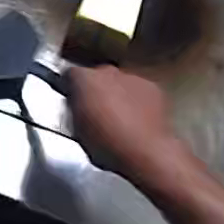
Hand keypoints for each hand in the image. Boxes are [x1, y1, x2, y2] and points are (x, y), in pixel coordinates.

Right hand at [66, 64, 197, 195]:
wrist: (147, 152)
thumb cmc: (106, 144)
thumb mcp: (77, 130)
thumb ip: (74, 110)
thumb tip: (77, 105)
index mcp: (83, 79)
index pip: (70, 75)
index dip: (72, 89)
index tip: (74, 103)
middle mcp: (107, 71)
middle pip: (97, 76)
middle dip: (96, 91)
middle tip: (97, 113)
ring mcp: (132, 77)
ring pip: (120, 83)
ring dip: (118, 95)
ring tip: (120, 119)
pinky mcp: (152, 88)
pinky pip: (139, 92)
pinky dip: (137, 102)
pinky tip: (139, 121)